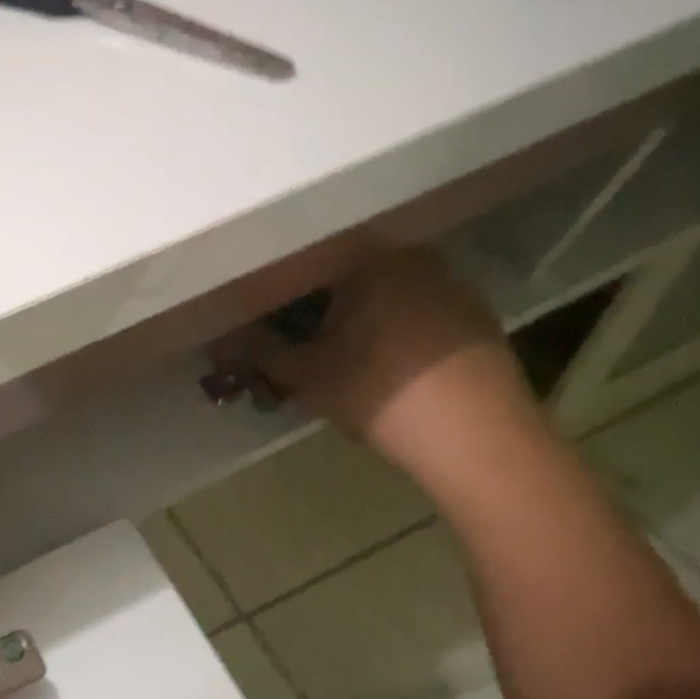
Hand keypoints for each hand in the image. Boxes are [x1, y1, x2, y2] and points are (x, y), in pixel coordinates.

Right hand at [251, 247, 544, 481]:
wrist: (478, 439)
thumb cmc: (380, 395)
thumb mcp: (306, 376)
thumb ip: (259, 350)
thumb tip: (221, 338)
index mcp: (370, 259)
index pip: (306, 262)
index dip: (274, 292)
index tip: (256, 318)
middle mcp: (415, 259)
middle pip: (345, 277)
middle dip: (313, 308)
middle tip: (290, 343)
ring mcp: (453, 287)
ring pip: (382, 296)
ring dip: (352, 321)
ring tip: (331, 360)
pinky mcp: (475, 320)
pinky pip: (414, 315)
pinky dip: (389, 333)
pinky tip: (379, 369)